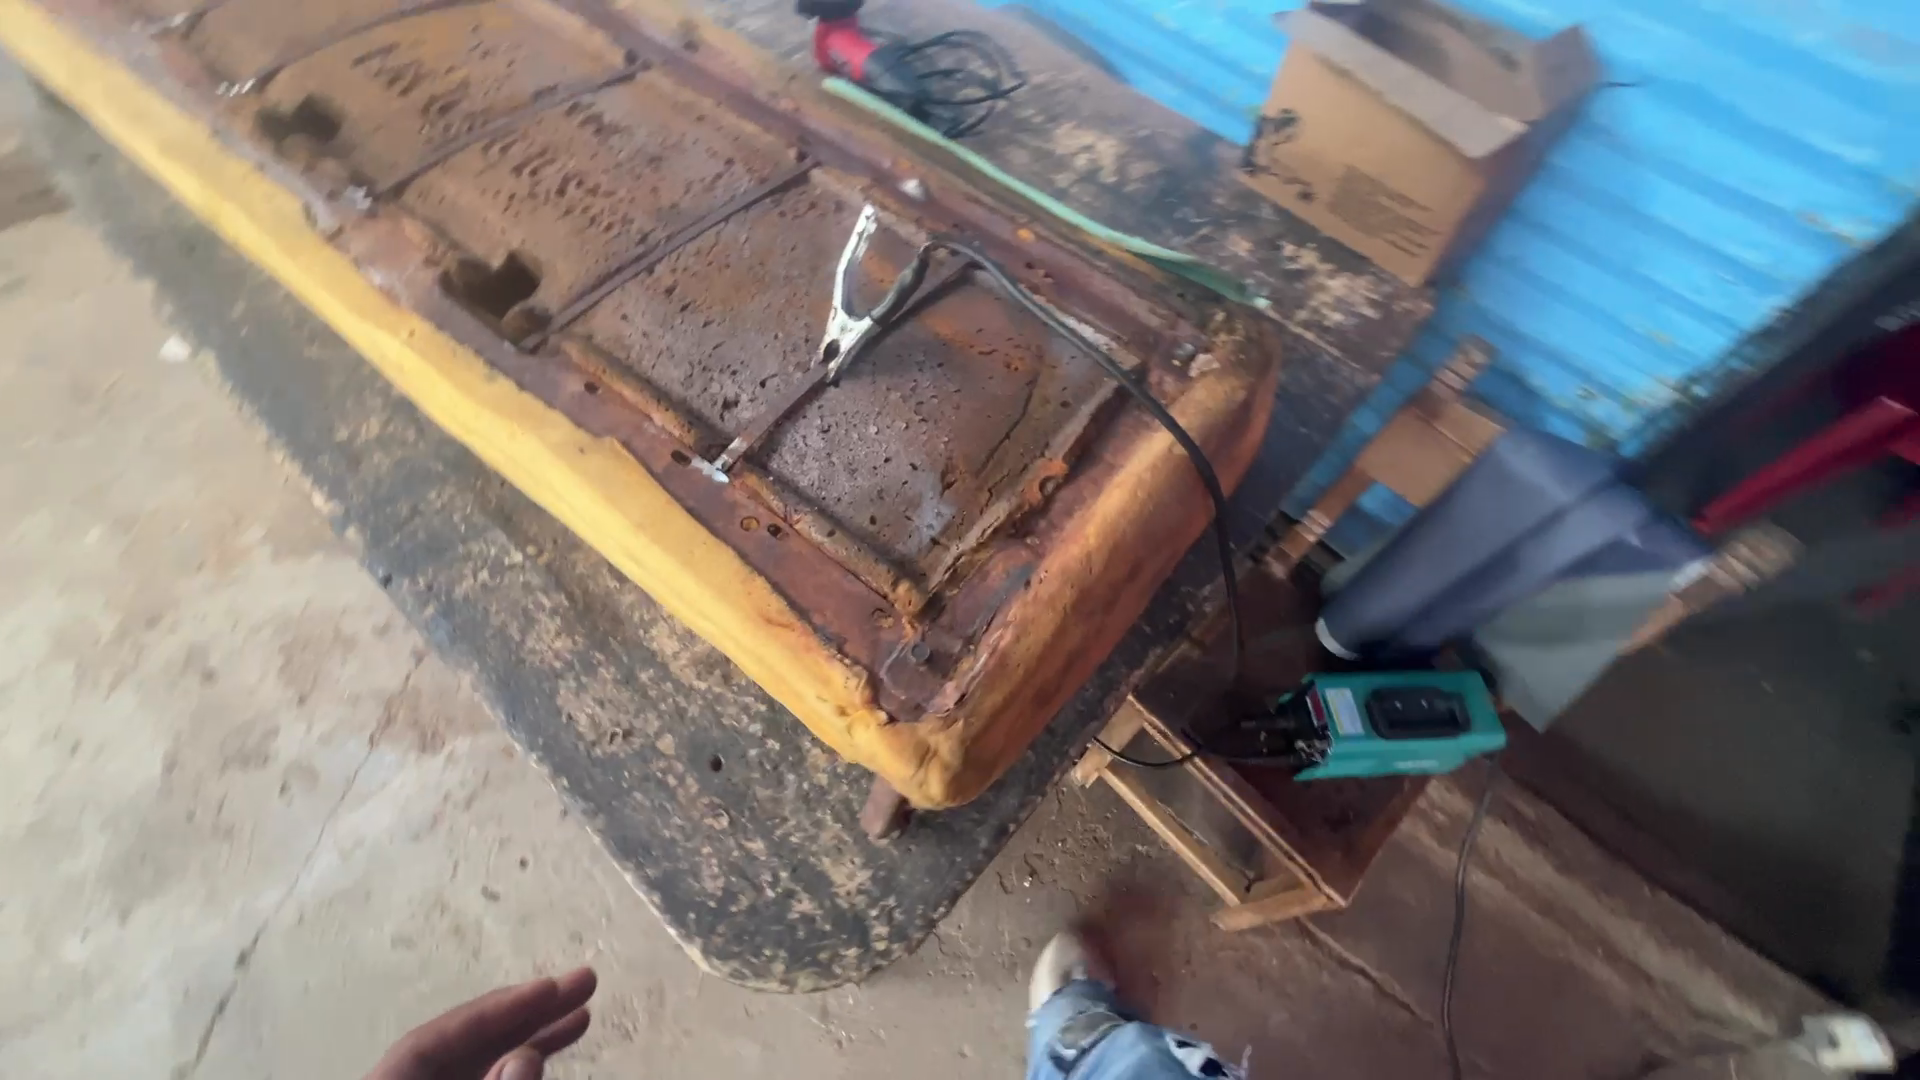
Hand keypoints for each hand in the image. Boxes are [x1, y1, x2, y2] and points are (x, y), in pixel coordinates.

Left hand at [365, 967, 597, 1079]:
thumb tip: (528, 1055)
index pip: (426, 1042)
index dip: (491, 1012)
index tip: (550, 986)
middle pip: (456, 1050)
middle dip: (523, 1016)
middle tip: (586, 981)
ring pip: (473, 1068)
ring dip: (531, 1038)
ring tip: (584, 1011)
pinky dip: (519, 1068)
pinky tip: (559, 1041)